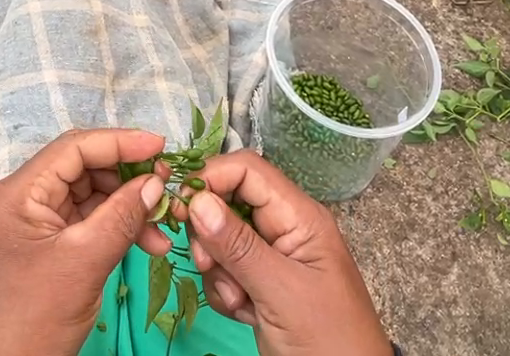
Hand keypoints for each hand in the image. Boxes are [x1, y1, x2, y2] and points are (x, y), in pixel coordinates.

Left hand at [0, 129, 175, 355]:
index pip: (74, 148)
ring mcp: (33, 222)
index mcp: (17, 192)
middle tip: (166, 187)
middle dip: (127, 178)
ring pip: (89, 195)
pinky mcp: (46, 245)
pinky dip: (116, 227)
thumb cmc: (35, 318)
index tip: (160, 146)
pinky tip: (147, 241)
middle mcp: (22, 198)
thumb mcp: (84, 262)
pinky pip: (86, 221)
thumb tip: (156, 182)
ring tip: (162, 225)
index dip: (119, 142)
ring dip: (127, 207)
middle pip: (82, 168)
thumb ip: (122, 216)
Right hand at [184, 151, 388, 355]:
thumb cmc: (327, 341)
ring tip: (238, 302)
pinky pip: (226, 272)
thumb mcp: (282, 293)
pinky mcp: (261, 287)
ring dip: (219, 271)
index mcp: (299, 216)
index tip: (182, 206)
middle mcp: (284, 229)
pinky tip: (243, 315)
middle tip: (207, 264)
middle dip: (211, 233)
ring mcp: (272, 259)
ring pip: (222, 240)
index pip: (249, 171)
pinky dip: (225, 293)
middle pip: (230, 202)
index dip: (213, 177)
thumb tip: (196, 199)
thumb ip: (238, 246)